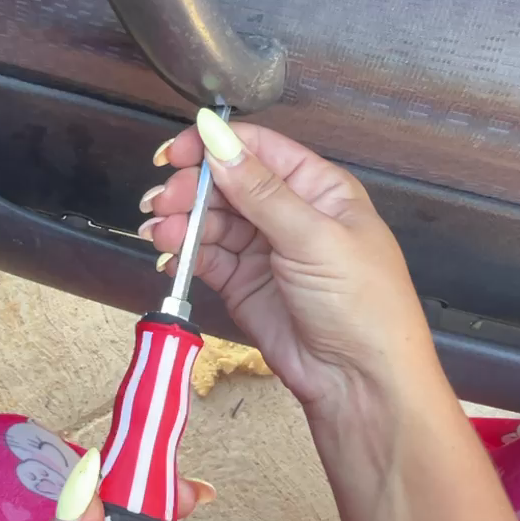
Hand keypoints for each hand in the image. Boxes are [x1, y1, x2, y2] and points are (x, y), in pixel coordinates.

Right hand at [141, 111, 437, 416]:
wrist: (359, 384)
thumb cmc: (360, 302)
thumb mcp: (313, 237)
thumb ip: (259, 188)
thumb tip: (216, 136)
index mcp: (315, 187)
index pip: (256, 149)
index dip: (213, 145)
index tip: (176, 154)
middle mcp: (286, 211)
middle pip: (225, 183)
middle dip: (189, 189)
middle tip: (160, 202)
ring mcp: (261, 248)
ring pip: (209, 220)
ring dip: (179, 223)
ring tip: (159, 235)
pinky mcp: (240, 282)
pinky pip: (204, 256)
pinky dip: (183, 254)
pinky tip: (168, 257)